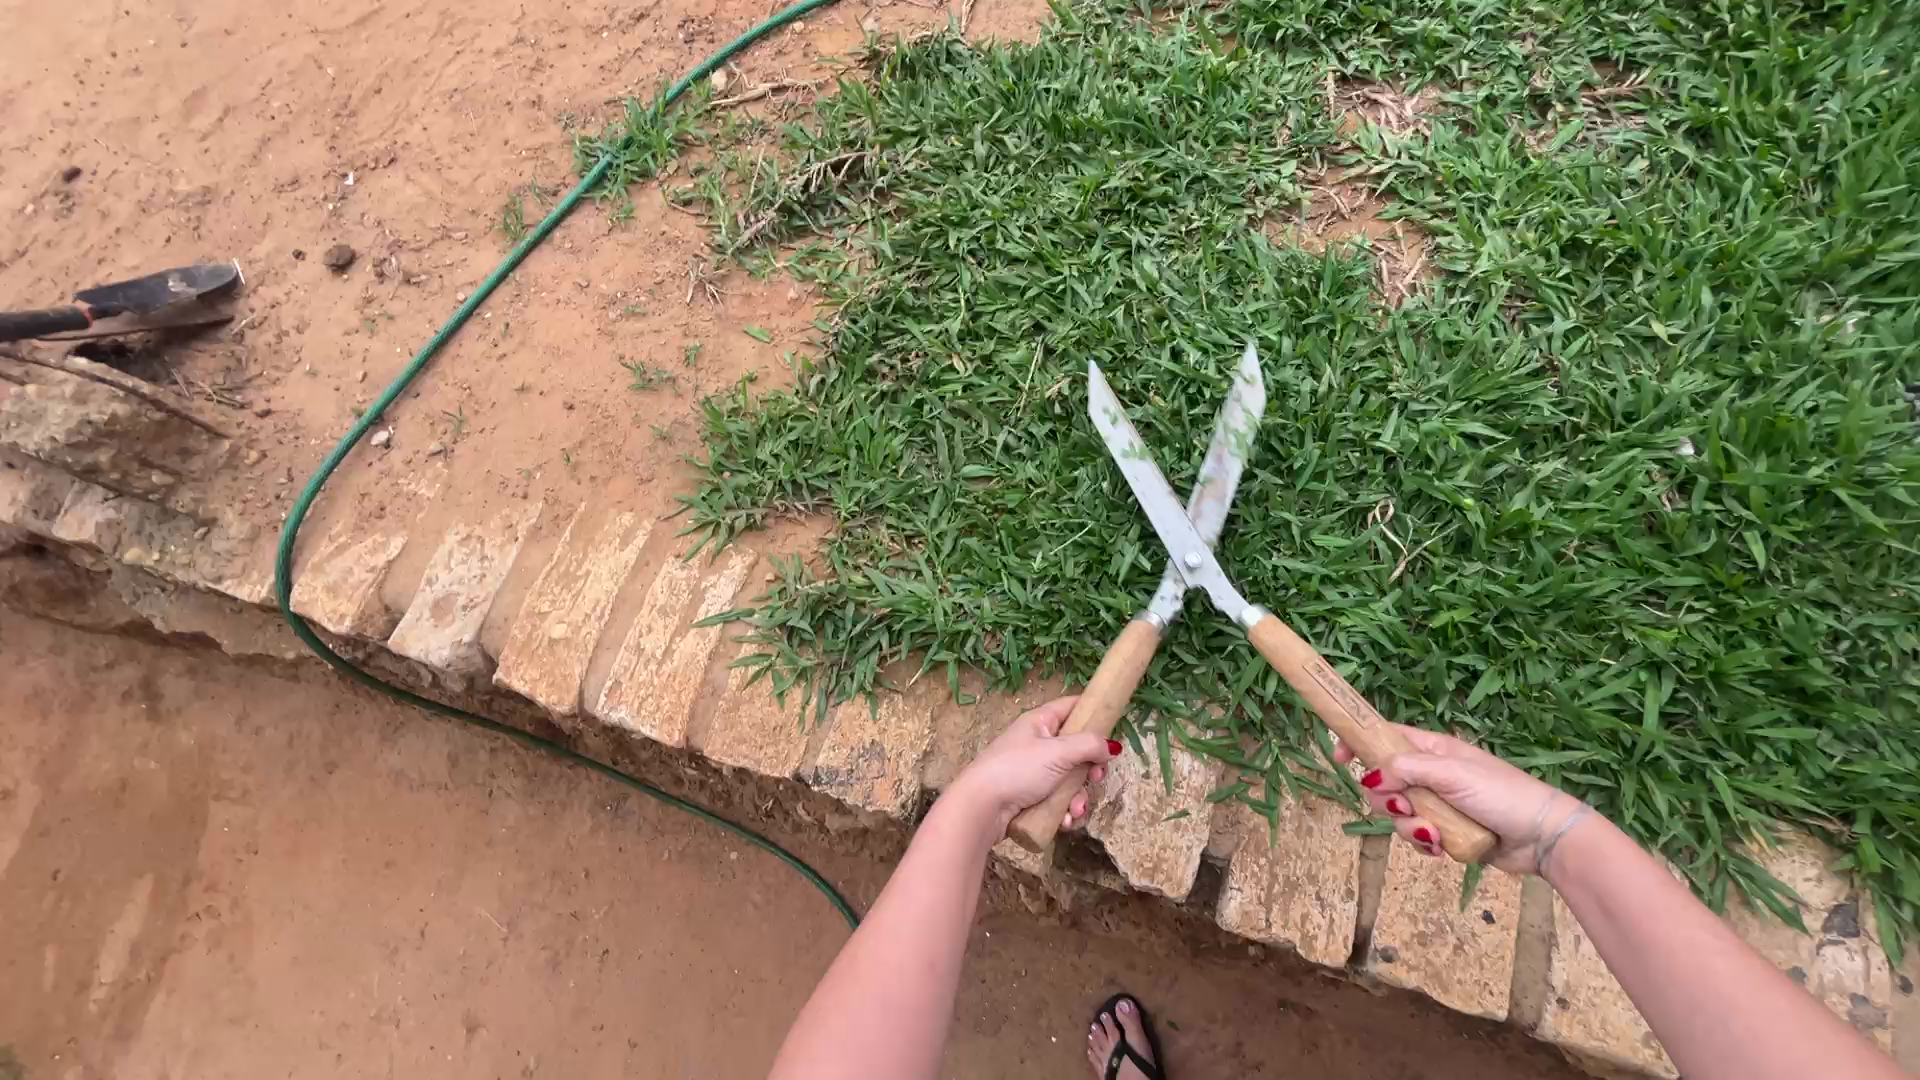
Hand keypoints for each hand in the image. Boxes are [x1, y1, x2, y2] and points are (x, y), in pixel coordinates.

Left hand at [946, 697, 1117, 832]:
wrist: (982, 807)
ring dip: (1078, 797)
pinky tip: (1063, 821)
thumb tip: (1111, 746)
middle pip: (1077, 750)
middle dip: (1090, 769)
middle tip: (1096, 778)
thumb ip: (1088, 745)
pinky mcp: (1031, 797)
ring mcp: (1034, 772)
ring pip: (1071, 780)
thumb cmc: (1018, 770)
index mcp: (1040, 723)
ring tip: (1074, 809)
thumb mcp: (1057, 752)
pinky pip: (1059, 801)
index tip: (1113, 729)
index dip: (1094, 714)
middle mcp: (1037, 744)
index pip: (1072, 707)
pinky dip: (1065, 811)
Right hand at [1335, 723, 1584, 874]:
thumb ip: (1406, 769)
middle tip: (1401, 805)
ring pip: (1396, 812)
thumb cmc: (1502, 794)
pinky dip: (1423, 843)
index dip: (1358, 743)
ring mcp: (1437, 804)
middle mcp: (1430, 775)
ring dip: (1409, 825)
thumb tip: (1369, 776)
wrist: (1546, 839)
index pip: (1384, 737)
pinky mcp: (1445, 832)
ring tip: (1433, 833)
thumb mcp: (1452, 773)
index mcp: (1432, 750)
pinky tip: (1440, 847)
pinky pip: (1416, 836)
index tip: (1338, 757)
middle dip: (1386, 798)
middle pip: (1382, 780)